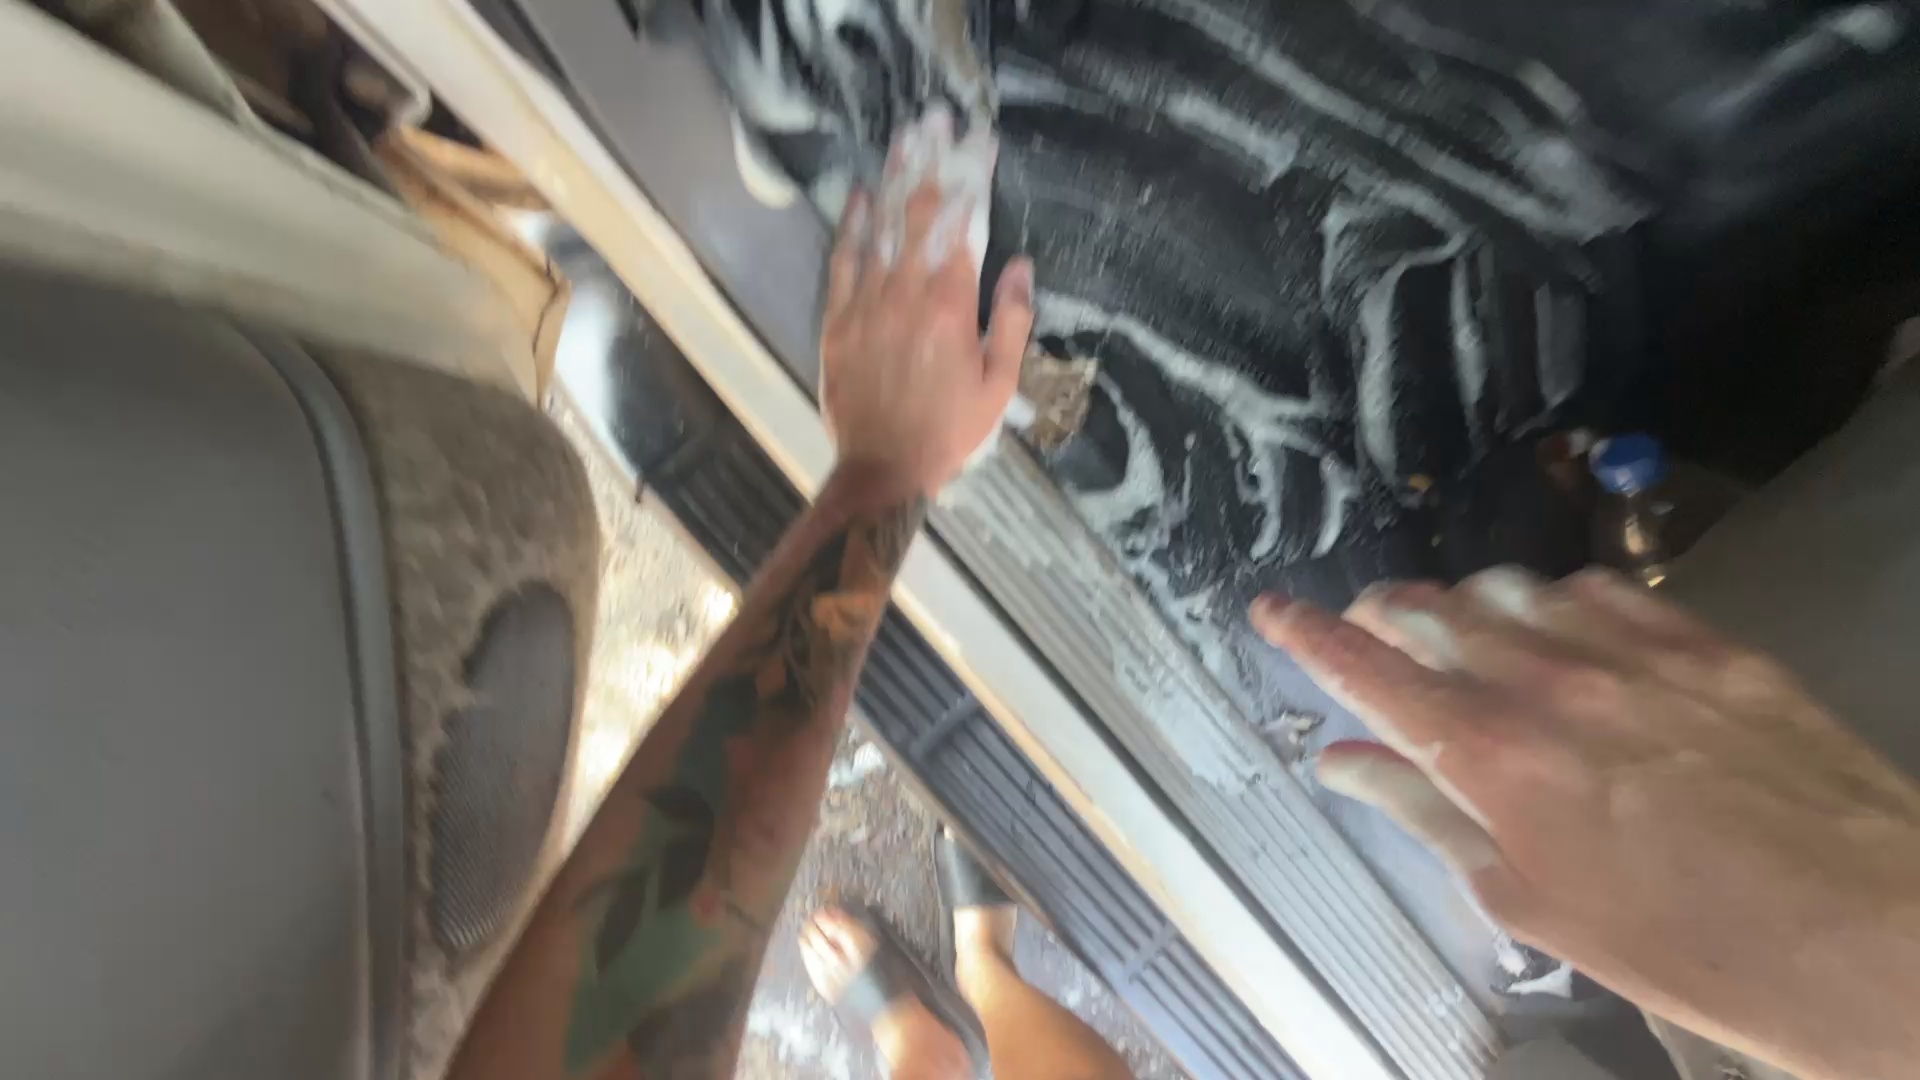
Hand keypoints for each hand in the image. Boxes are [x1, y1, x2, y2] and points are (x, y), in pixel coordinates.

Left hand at [820, 109, 1033, 501]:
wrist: (884, 466)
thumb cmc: (949, 430)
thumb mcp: (999, 386)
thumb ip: (1011, 322)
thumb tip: (1019, 266)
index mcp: (950, 305)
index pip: (964, 226)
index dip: (972, 179)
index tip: (980, 142)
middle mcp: (905, 291)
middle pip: (918, 213)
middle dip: (930, 162)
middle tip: (936, 119)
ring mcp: (866, 302)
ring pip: (878, 227)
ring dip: (891, 179)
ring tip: (903, 138)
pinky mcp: (838, 321)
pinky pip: (842, 261)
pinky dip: (849, 226)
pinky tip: (856, 195)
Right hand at [1251, 567, 1919, 1079]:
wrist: (1900, 951)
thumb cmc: (1684, 943)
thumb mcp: (1525, 898)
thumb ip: (1420, 811)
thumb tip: (1340, 762)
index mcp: (1486, 753)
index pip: (1361, 669)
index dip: (1302, 633)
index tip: (1268, 608)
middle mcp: (1540, 682)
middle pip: (1421, 607)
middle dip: (1376, 614)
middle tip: (1372, 638)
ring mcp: (1624, 653)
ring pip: (1497, 585)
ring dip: (1459, 605)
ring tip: (1464, 639)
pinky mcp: (1702, 642)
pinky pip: (1591, 587)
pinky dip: (1548, 603)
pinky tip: (1560, 636)